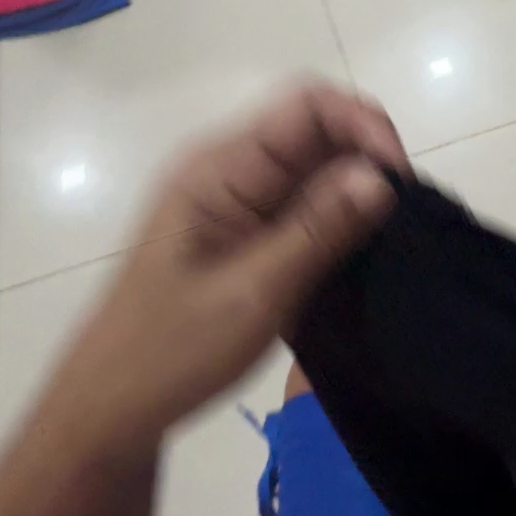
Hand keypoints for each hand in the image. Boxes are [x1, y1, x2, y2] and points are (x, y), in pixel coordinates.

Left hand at [31, 81, 406, 459]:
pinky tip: (363, 243)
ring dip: (359, 184)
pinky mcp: (248, 227)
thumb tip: (381, 176)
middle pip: (316, 128)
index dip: (363, 124)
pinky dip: (342, 211)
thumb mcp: (253, 292)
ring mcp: (238, 197)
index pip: (307, 106)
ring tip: (392, 229)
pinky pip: (306, 198)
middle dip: (368, 155)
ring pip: (317, 163)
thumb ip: (318, 229)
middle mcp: (229, 167)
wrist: (111, 409)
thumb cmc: (171, 352)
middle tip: (404, 211)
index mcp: (219, 167)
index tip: (398, 180)